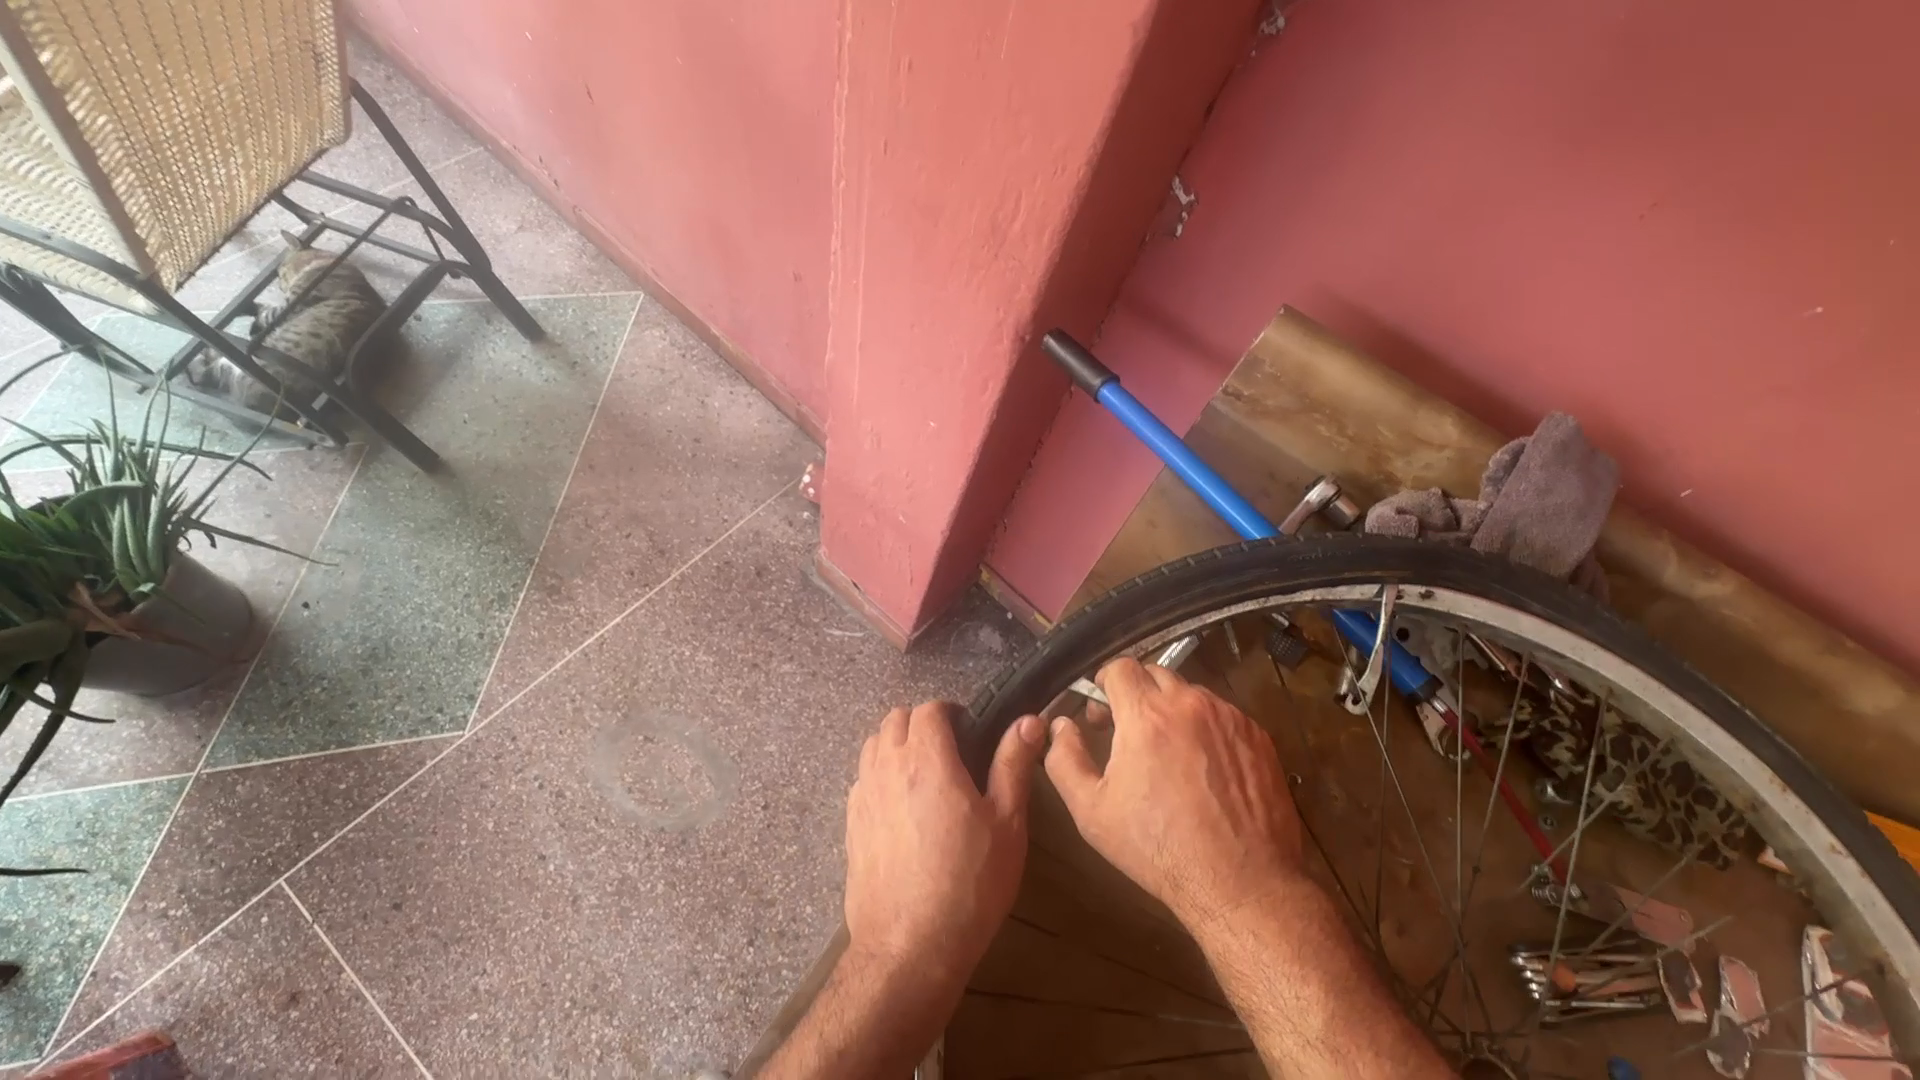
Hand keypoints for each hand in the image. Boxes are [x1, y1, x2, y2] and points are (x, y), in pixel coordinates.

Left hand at [843, 703, 1045, 985]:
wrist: (910, 946)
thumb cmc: (970, 883)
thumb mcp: (1007, 824)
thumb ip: (1013, 764)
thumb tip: (1028, 720)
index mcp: (926, 760)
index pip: (929, 709)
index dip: (951, 713)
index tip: (971, 733)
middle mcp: (887, 768)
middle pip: (895, 719)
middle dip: (922, 724)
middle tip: (952, 752)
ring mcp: (863, 796)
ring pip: (873, 745)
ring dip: (897, 745)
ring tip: (926, 776)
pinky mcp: (850, 825)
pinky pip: (862, 779)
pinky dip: (881, 776)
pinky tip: (903, 808)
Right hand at [1046, 658, 1305, 931]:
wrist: (1240, 882)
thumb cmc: (1158, 848)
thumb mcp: (1092, 811)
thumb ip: (1065, 759)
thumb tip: (1061, 727)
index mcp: (1147, 715)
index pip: (1120, 667)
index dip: (1104, 685)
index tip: (1102, 714)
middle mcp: (1191, 704)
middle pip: (1155, 674)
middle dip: (1137, 695)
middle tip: (1128, 733)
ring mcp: (1231, 718)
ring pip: (1191, 695)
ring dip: (1172, 712)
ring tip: (1168, 755)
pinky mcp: (1258, 737)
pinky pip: (1223, 717)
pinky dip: (1206, 730)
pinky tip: (1203, 772)